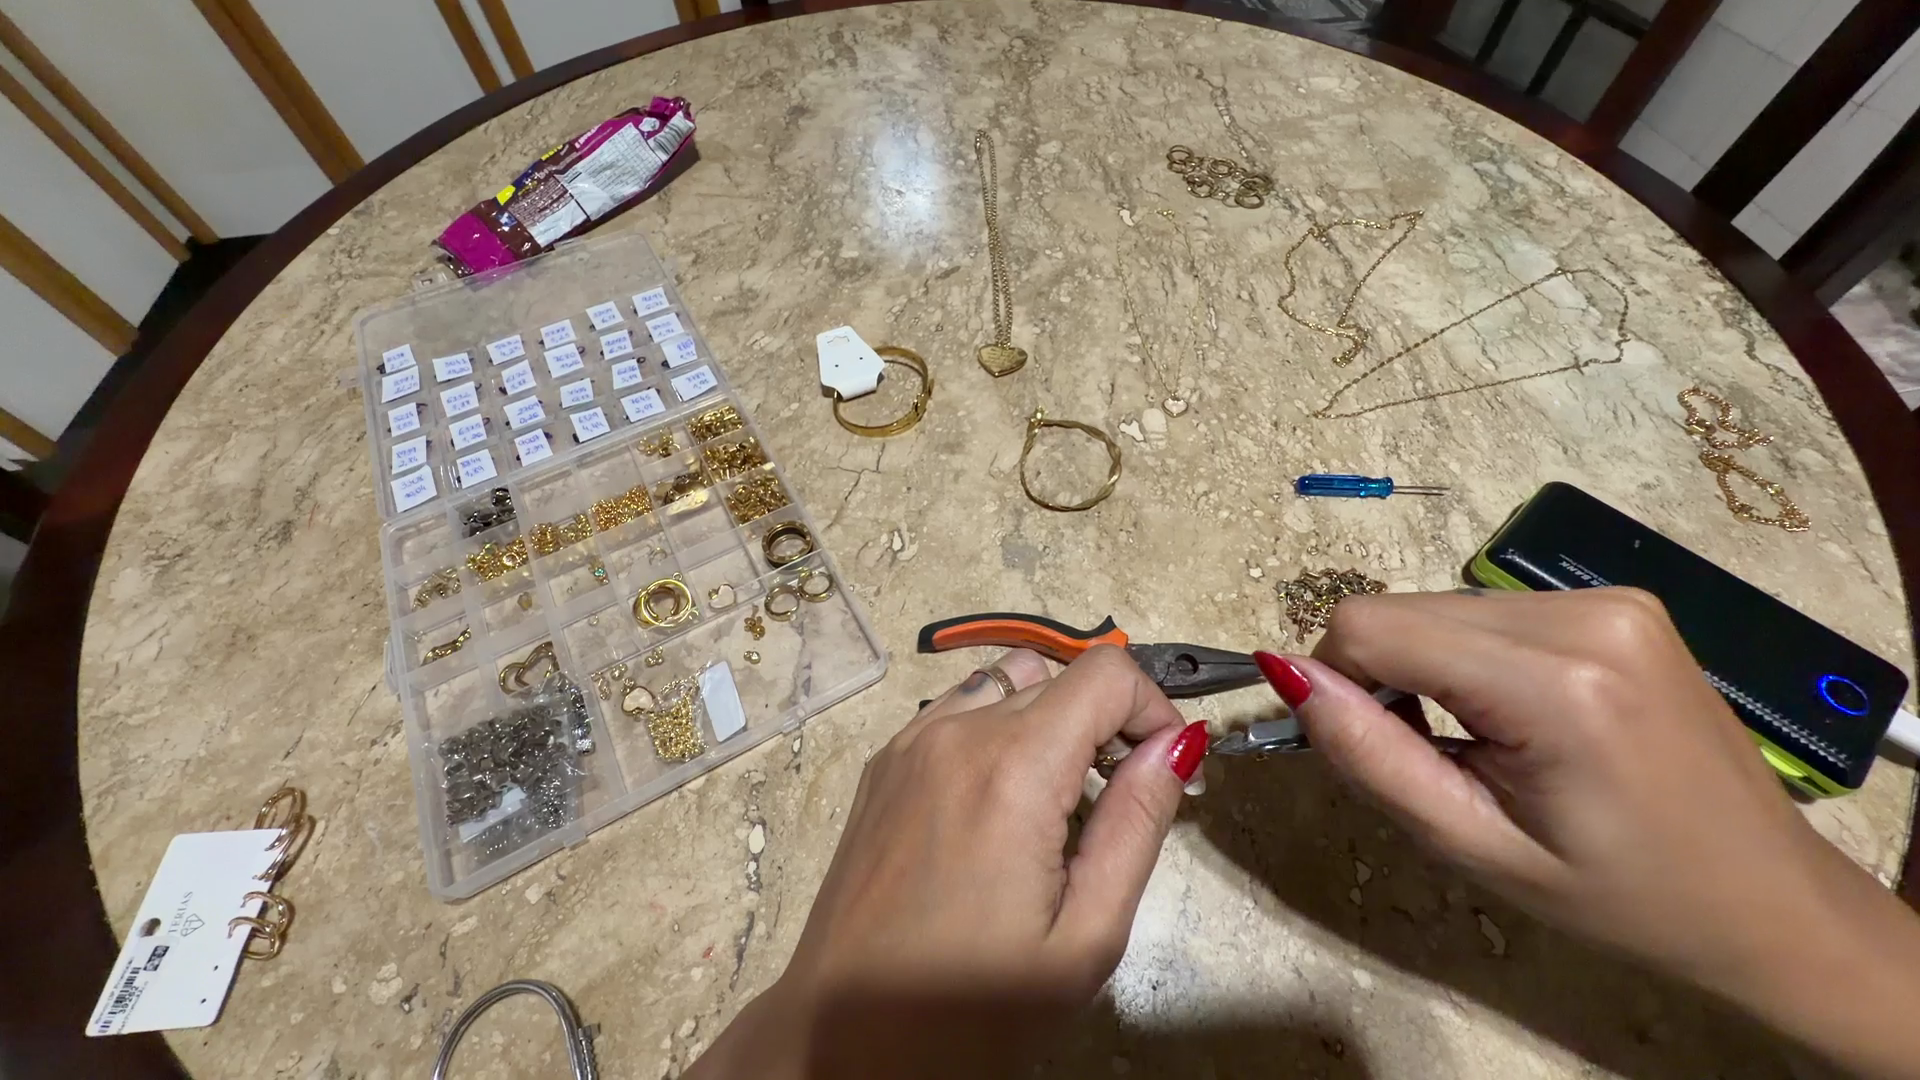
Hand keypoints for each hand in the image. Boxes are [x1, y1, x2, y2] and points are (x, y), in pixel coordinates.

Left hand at [688, 646, 1206, 1079]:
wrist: (843, 1036)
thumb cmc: (974, 1007)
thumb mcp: (1084, 936)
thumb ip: (1138, 824)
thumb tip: (1178, 744)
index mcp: (1012, 766)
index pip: (1106, 673)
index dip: (1152, 710)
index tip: (1165, 771)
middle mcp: (956, 730)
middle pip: (1058, 678)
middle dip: (1108, 723)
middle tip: (1117, 802)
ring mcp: (910, 739)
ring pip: (1005, 683)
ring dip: (1050, 719)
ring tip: (1057, 798)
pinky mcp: (884, 761)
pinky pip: (958, 709)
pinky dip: (997, 729)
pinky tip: (996, 802)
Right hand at [1255, 588, 1919, 1078]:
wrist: (1774, 905)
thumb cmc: (1617, 897)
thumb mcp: (1472, 845)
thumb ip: (1367, 753)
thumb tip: (1285, 672)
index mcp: (1556, 684)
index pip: (1370, 627)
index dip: (1336, 679)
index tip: (1366, 742)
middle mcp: (1581, 613)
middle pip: (1398, 611)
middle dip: (1379, 676)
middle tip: (1424, 751)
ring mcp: (1604, 598)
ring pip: (1431, 605)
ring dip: (1418, 665)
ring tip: (1469, 736)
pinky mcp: (1611, 600)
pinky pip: (1477, 608)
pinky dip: (1458, 654)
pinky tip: (1502, 709)